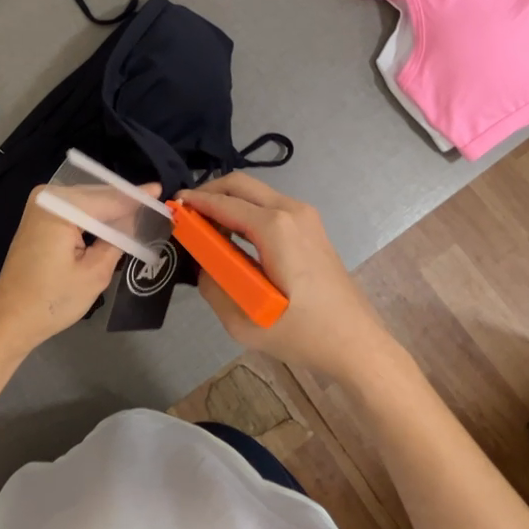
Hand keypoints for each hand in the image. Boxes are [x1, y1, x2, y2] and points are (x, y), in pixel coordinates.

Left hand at [0, 184, 137, 355]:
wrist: (10, 319)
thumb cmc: (52, 301)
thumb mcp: (94, 273)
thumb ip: (116, 241)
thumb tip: (133, 223)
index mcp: (59, 208)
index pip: (107, 199)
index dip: (135, 197)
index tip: (158, 191)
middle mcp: (47, 197)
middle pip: (95, 195)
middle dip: (123, 201)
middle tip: (153, 202)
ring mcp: (39, 205)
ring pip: (85, 201)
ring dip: (109, 209)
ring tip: (140, 212)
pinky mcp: (38, 217)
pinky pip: (73, 210)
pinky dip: (92, 216)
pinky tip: (112, 221)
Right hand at [178, 172, 399, 380]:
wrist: (358, 344)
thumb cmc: (304, 334)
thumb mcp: (245, 322)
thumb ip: (213, 287)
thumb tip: (201, 264)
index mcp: (275, 227)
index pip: (223, 203)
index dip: (193, 204)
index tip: (170, 209)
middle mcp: (291, 210)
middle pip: (239, 184)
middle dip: (208, 193)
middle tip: (186, 215)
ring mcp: (305, 216)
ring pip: (255, 192)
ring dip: (227, 201)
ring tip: (205, 228)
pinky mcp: (311, 226)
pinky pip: (269, 205)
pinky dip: (245, 211)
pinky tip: (233, 237)